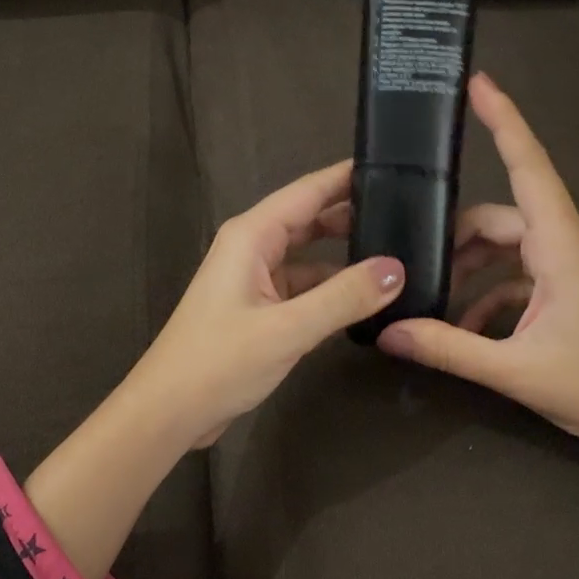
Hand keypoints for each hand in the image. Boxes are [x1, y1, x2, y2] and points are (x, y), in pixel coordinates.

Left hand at [129, 160, 404, 447]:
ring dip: (345, 259)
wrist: (169, 412)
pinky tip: (364, 301)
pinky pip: (303, 290)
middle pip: (309, 220)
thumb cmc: (219, 362)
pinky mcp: (258, 313)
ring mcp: (253, 282)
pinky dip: (331, 292)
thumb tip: (397, 269)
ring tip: (398, 257)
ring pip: (309, 258)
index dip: (348, 177)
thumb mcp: (288, 329)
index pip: (308, 191)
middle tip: (410, 214)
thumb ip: (343, 298)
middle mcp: (251, 249)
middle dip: (353, 215)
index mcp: (251, 236)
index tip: (395, 165)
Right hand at [377, 72, 578, 459]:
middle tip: (410, 263)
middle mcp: (570, 242)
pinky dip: (492, 295)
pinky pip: (523, 275)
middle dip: (455, 238)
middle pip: (501, 217)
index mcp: (562, 245)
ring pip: (509, 247)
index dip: (504, 121)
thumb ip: (448, 348)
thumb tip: (389, 332)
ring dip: (471, 272)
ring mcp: (575, 264)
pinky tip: (467, 330)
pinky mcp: (574, 287)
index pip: (529, 167)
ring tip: (433, 303)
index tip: (477, 83)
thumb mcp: (514, 369)